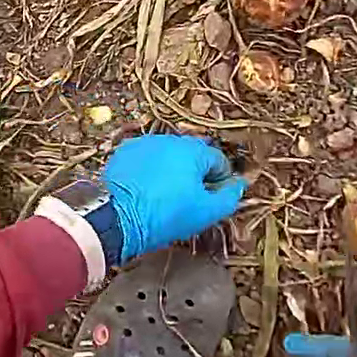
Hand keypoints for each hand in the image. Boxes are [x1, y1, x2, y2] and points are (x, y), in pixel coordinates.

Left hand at [103, 135, 244, 261]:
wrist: (116, 218)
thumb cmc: (166, 215)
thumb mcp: (205, 212)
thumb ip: (229, 197)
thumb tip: (240, 185)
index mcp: (194, 150)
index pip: (219, 161)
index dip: (220, 182)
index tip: (212, 200)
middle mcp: (171, 139)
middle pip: (194, 155)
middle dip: (196, 174)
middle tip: (189, 199)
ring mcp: (146, 143)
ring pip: (169, 155)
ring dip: (173, 170)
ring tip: (165, 195)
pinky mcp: (125, 151)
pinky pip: (146, 158)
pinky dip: (150, 169)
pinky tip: (145, 189)